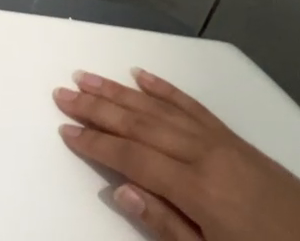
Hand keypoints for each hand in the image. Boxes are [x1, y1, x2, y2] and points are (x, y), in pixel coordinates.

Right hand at [54, 69, 299, 240]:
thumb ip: (164, 223)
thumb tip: (118, 187)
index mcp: (198, 190)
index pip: (133, 156)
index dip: (95, 142)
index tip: (65, 129)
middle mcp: (206, 155)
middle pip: (140, 124)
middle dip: (98, 107)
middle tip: (62, 92)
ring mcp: (222, 141)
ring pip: (160, 108)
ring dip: (120, 91)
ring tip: (87, 76)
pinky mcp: (237, 138)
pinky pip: (193, 106)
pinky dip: (164, 89)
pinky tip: (141, 75)